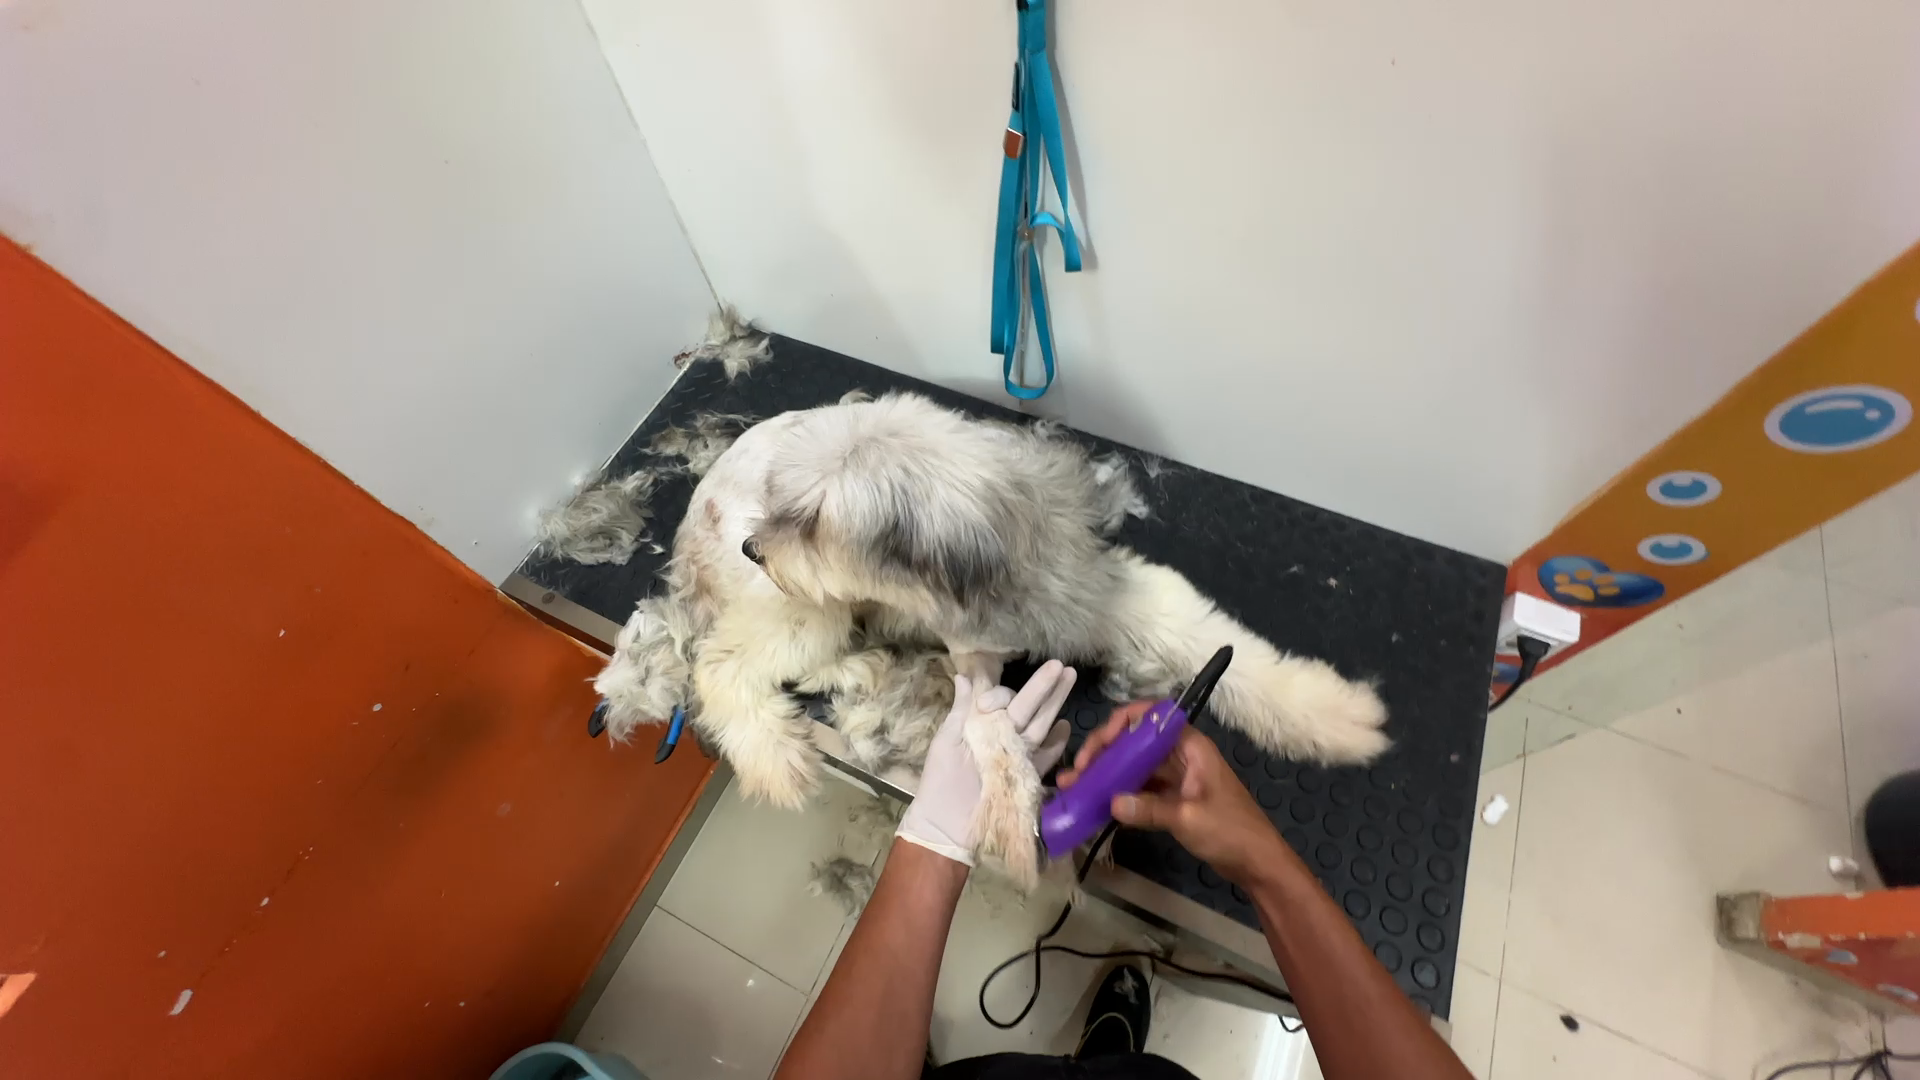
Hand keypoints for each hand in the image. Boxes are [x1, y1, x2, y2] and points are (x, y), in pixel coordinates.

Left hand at [896, 661, 1076, 865]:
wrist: (946, 825)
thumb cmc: (942, 781)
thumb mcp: (947, 740)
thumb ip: (961, 709)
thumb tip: (964, 676)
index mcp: (983, 724)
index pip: (1000, 700)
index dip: (998, 694)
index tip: (986, 704)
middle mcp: (1004, 736)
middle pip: (1028, 707)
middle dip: (1044, 686)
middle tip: (1061, 665)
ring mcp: (1017, 756)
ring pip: (1040, 725)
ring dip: (1055, 704)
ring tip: (1069, 680)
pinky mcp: (1026, 778)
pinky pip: (1044, 758)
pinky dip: (1056, 745)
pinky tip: (1065, 726)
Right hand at [1058, 703, 1290, 886]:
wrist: (1260, 865)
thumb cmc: (1232, 832)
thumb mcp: (1189, 818)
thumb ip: (1149, 809)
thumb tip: (1110, 803)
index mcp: (1189, 745)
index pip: (1149, 717)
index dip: (1120, 724)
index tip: (1099, 746)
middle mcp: (1179, 754)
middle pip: (1134, 740)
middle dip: (1103, 752)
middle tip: (1077, 772)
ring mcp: (1174, 776)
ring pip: (1132, 764)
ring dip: (1105, 773)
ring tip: (1074, 785)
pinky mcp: (1170, 797)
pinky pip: (1137, 786)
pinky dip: (1117, 792)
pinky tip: (1094, 803)